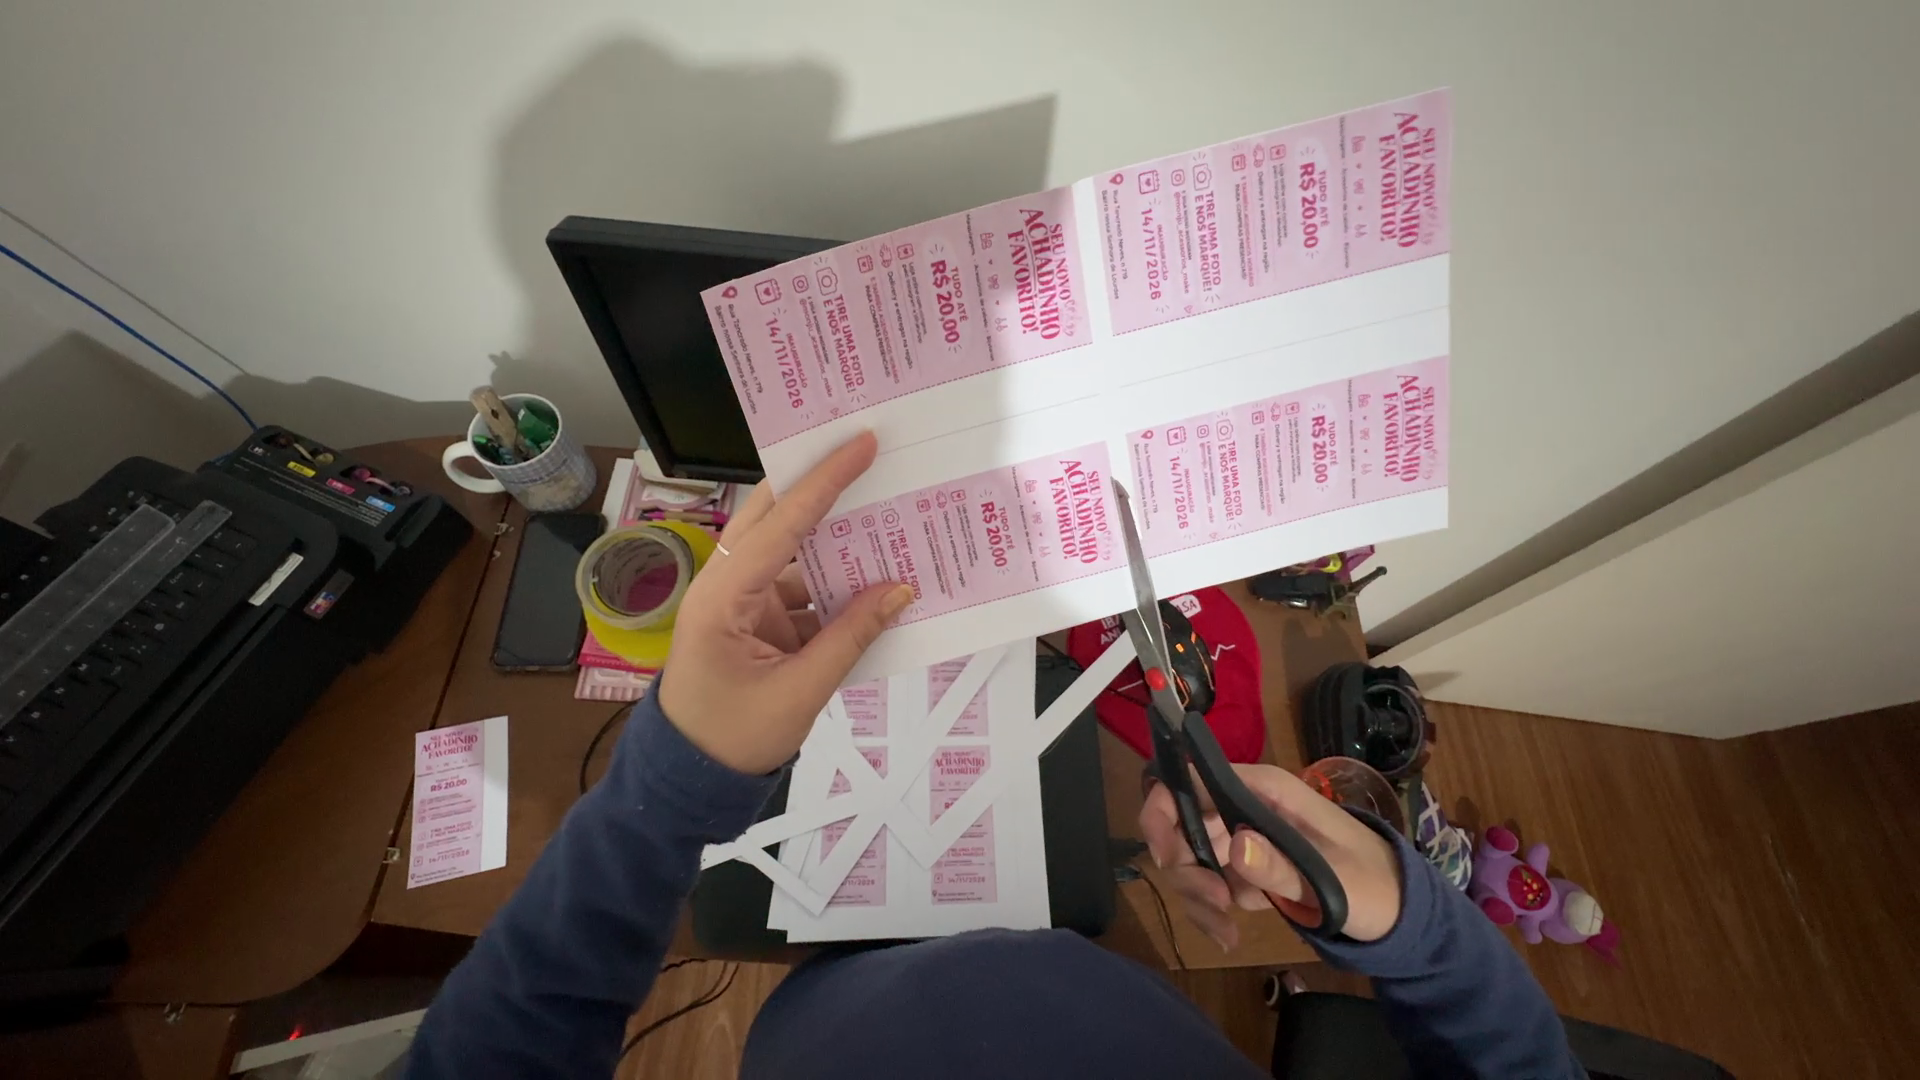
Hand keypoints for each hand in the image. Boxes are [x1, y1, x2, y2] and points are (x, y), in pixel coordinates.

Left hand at [658, 432, 913, 773]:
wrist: (689, 782)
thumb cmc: (733, 739)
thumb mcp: (800, 692)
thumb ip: (852, 637)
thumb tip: (900, 590)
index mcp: (723, 597)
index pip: (782, 525)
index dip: (824, 482)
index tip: (860, 444)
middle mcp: (726, 586)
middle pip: (774, 519)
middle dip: (816, 485)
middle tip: (860, 451)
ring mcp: (739, 602)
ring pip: (789, 552)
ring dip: (831, 538)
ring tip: (879, 513)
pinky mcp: (753, 621)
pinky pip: (798, 586)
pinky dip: (832, 582)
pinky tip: (869, 579)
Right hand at [1138, 763, 1402, 946]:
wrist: (1402, 915)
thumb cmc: (1374, 884)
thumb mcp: (1334, 880)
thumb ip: (1282, 865)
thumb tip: (1234, 845)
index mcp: (1262, 789)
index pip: (1190, 778)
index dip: (1164, 810)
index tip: (1167, 858)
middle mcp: (1243, 803)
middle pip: (1180, 821)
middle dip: (1184, 866)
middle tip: (1213, 903)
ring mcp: (1241, 834)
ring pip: (1189, 854)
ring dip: (1196, 895)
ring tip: (1226, 933)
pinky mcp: (1244, 865)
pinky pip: (1207, 880)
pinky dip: (1208, 909)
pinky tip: (1229, 935)